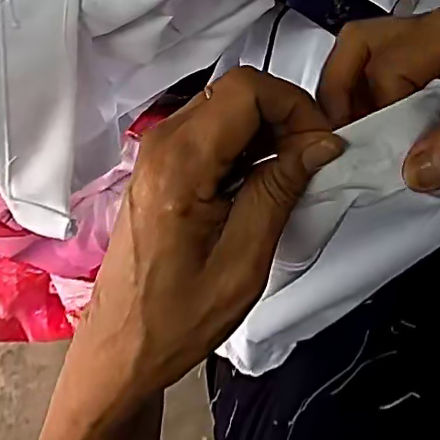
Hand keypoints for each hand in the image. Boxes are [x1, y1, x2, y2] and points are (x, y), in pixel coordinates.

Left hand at [53, 68, 343, 426]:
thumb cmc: (173, 320)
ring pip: (233, 100)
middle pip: (241, 87)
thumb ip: (281, 190)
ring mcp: (161, 149)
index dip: (294, 106)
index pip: (248, 89)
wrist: (118, 352)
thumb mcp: (242, 261)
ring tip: (292, 169)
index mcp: (178, 165)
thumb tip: (322, 144)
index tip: (317, 145)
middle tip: (310, 156)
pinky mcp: (167, 160)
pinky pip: (221, 123)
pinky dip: (254, 137)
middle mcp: (163, 144)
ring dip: (273, 125)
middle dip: (288, 112)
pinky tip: (265, 175)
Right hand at [316, 4, 439, 190]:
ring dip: (349, 98)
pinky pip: (382, 76)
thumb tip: (409, 169)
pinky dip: (367, 104)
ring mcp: (433, 45)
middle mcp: (436, 29)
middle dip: (340, 90)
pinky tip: (379, 139)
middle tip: (345, 144)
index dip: (379, 110)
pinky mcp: (434, 66)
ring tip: (359, 145)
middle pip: (361, 43)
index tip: (387, 155)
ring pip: (365, 56)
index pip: (390, 63)